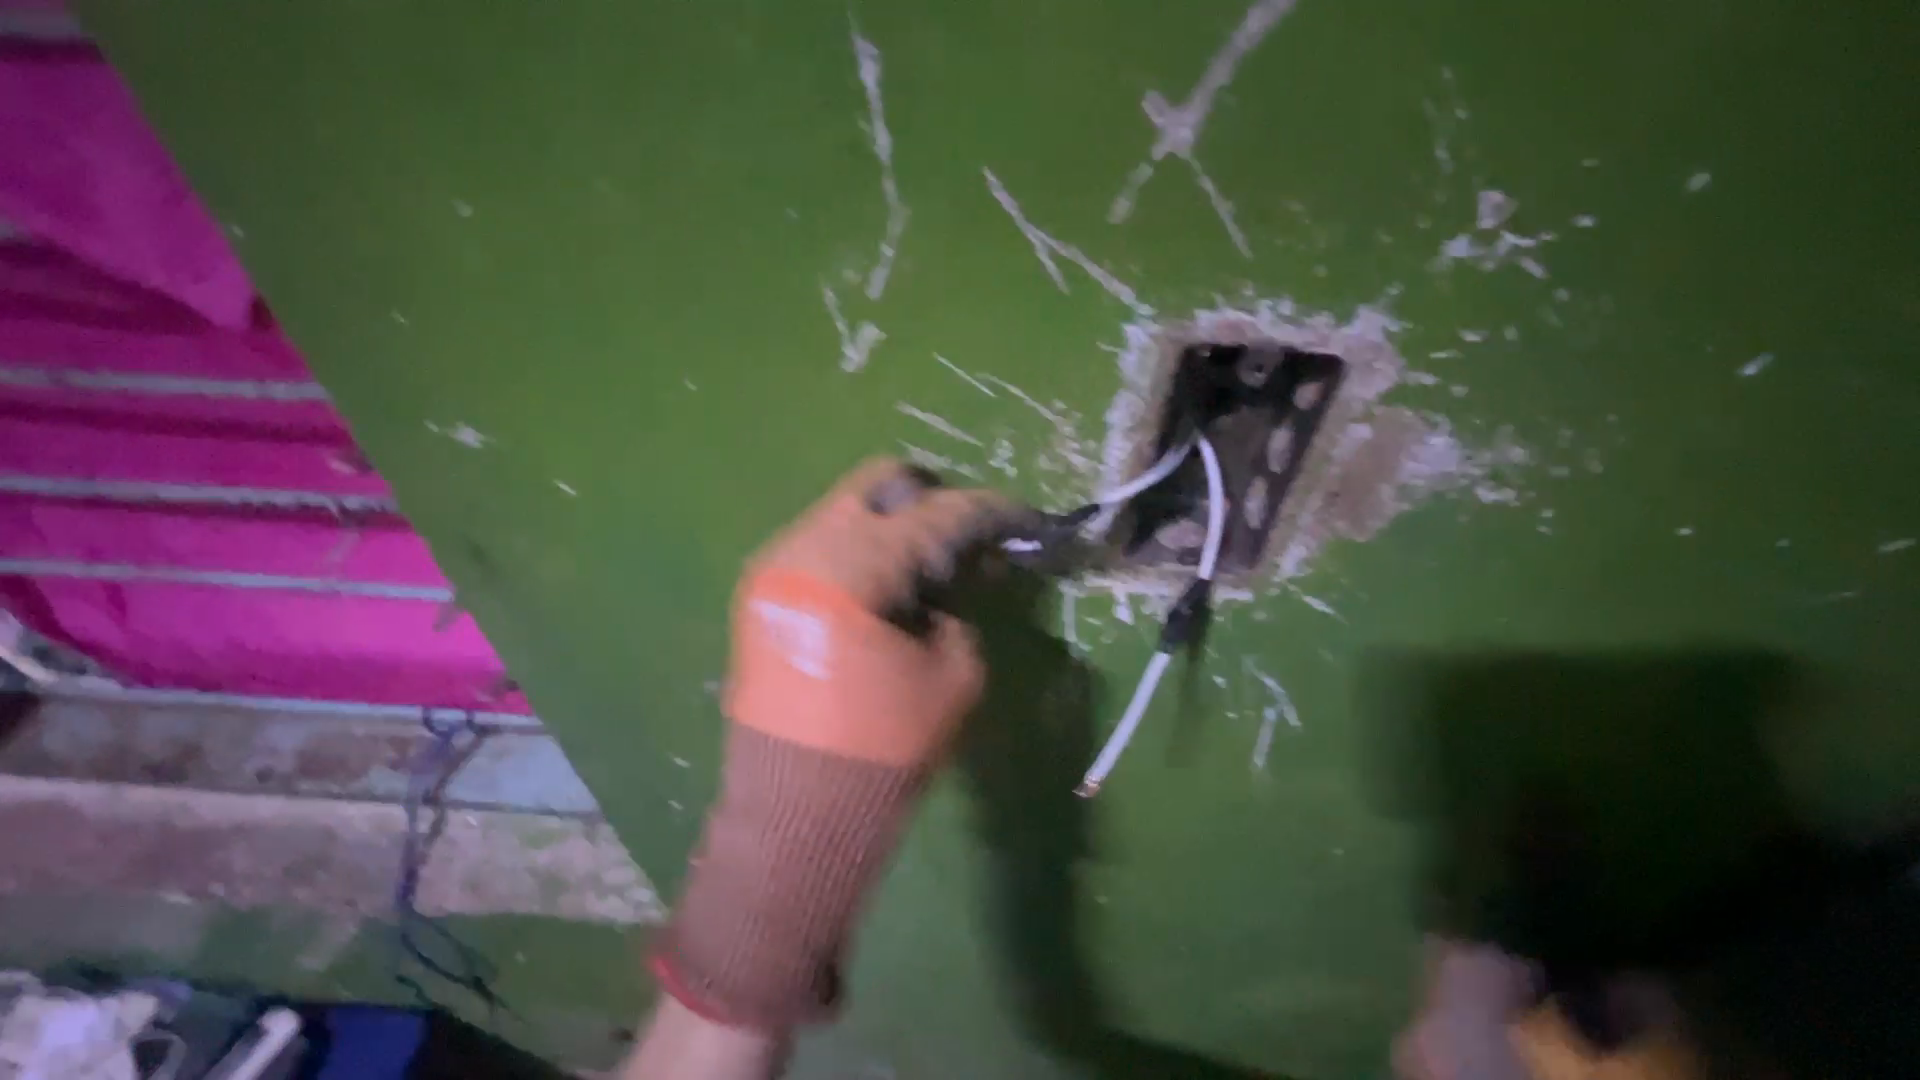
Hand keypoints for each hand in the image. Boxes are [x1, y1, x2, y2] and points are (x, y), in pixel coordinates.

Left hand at [653, 458, 1021, 1032]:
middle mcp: (802, 545)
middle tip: (965, 541)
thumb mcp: (953, 672)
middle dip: (931, 500)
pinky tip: (885, 596)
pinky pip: (820, 546)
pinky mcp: (760, 595)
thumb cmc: (883, 745)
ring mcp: (773, 567)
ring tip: (926, 576)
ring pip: (844, 511)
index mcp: (853, 562)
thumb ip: (961, 608)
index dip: (991, 513)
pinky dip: (860, 554)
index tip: (1026, 518)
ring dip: (892, 529)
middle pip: (879, 482)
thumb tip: (957, 578)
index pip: (937, 512)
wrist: (794, 812)